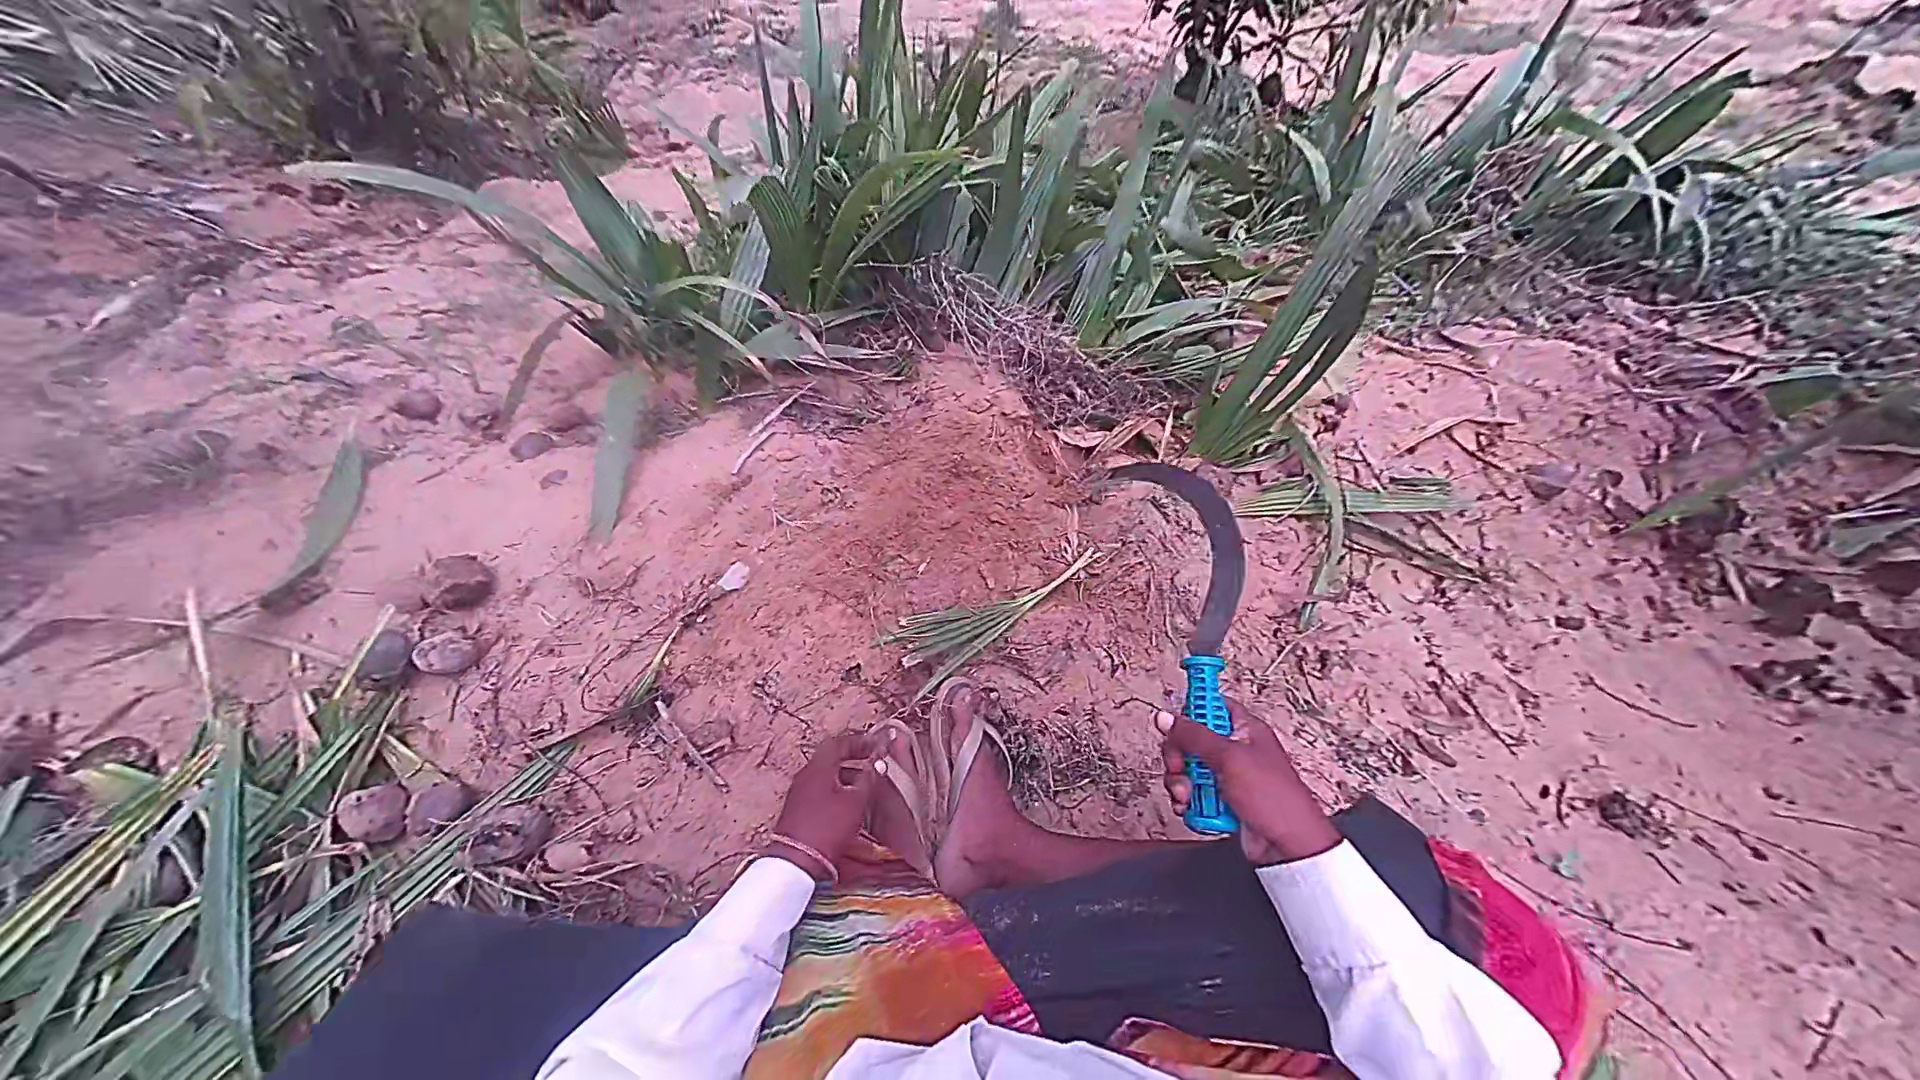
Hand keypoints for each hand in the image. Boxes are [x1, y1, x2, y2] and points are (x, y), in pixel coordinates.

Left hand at [768, 731, 886, 880]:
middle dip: (854, 758)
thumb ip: (869, 777)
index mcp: (819, 767)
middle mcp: (806, 775)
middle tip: (872, 761)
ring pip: (827, 776)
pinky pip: (820, 790)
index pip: (839, 743)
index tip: (876, 745)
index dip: (860, 742)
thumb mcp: (856, 801)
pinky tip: (850, 803)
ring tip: (866, 785)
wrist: (796, 862)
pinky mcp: (798, 810)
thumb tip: (878, 762)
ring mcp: (799, 793)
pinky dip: (838, 789)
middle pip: (831, 758)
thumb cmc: (828, 826)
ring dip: (847, 776)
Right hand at [1158, 701, 1340, 865]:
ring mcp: (1226, 775)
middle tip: (1182, 767)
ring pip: (1186, 768)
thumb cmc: (1276, 801)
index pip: (1211, 704)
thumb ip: (1194, 736)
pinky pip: (1191, 792)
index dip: (1192, 708)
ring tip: (1189, 795)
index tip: (1178, 719)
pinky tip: (1192, 808)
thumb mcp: (1230, 759)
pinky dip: (1187, 801)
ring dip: (1181, 783)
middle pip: (1189, 739)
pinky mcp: (1219, 799)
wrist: (1288, 850)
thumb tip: (1168, 718)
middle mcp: (1234, 749)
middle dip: (1179, 756)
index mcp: (1244, 729)